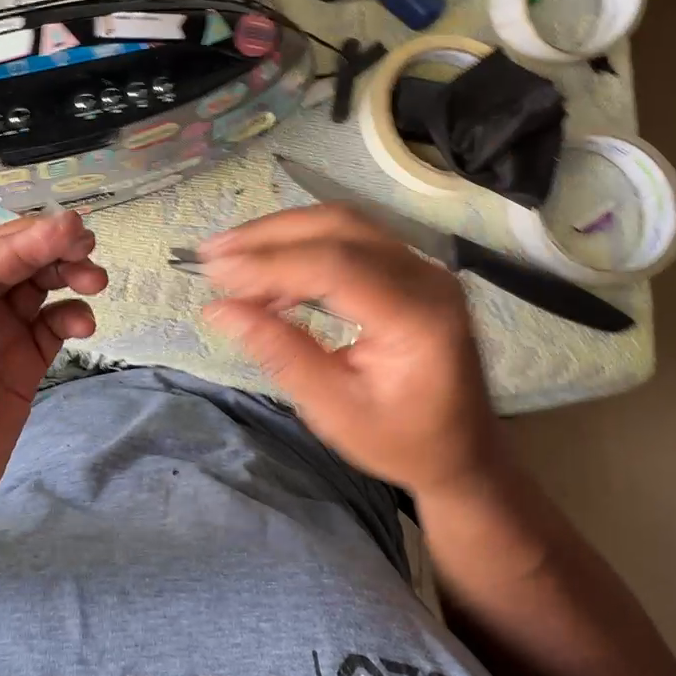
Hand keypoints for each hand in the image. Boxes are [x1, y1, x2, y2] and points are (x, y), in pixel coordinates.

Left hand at [0, 211, 106, 535]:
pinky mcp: (23, 370)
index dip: (23, 243)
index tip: (64, 229)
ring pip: (40, 289)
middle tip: (87, 243)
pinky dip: (72, 316)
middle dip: (52, 247)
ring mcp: (0, 341)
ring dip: (68, 273)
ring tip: (96, 279)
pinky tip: (85, 323)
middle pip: (16, 266)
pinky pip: (53, 329)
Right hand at [196, 204, 504, 494]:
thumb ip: (279, 352)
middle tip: (211, 254)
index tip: (214, 273)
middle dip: (268, 235)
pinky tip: (268, 276)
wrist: (464, 452)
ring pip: (341, 223)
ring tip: (229, 258)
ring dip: (280, 234)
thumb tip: (218, 309)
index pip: (335, 266)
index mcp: (418, 318)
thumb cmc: (402, 442)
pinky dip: (301, 247)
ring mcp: (422, 267)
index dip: (269, 263)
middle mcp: (427, 277)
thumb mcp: (334, 411)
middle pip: (338, 227)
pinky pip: (349, 238)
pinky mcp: (410, 268)